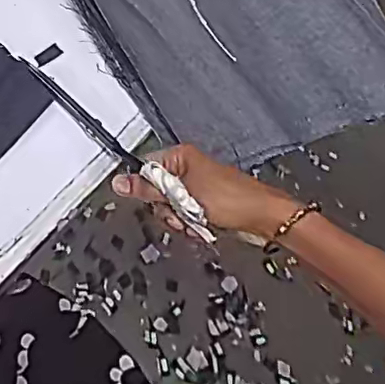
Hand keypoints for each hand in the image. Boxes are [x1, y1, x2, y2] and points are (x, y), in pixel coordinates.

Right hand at [111, 145, 302, 240]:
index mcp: (178, 156)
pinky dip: (190, 224)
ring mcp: (195, 186)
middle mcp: (185, 168)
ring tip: (195, 222)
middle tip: (181, 214)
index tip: (158, 202)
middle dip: (167, 209)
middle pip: (156, 191)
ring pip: (169, 206)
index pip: (145, 169)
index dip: (147, 189)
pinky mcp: (203, 202)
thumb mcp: (183, 196)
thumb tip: (119, 182)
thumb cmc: (232, 199)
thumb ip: (149, 190)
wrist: (265, 218)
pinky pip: (184, 214)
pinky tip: (201, 227)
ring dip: (179, 219)